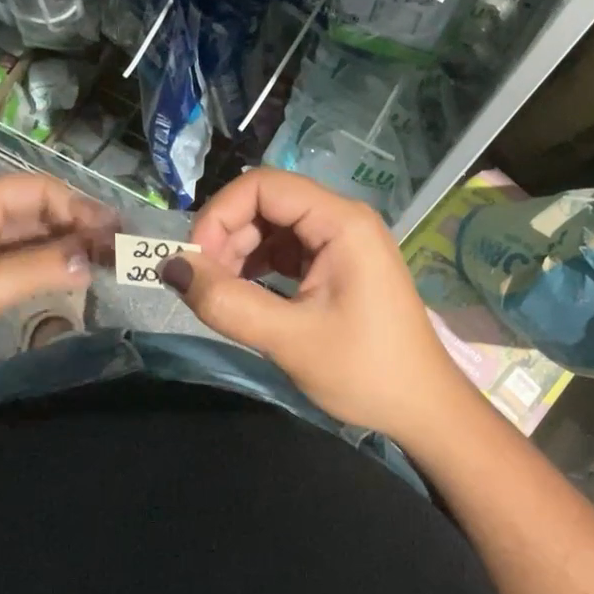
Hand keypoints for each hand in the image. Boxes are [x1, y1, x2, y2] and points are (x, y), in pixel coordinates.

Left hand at [0, 174, 115, 401]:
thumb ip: (28, 274)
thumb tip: (91, 258)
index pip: (41, 189)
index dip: (85, 207)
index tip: (122, 236)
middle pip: (34, 207)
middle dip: (79, 225)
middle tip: (120, 256)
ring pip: (21, 232)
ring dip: (61, 245)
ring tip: (102, 267)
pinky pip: (4, 255)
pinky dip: (36, 263)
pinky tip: (60, 279)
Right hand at [166, 169, 474, 438]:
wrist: (422, 407)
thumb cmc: (365, 371)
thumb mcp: (289, 339)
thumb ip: (227, 302)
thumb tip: (170, 268)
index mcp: (342, 222)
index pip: (264, 186)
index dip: (220, 215)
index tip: (196, 262)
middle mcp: (344, 220)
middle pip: (268, 203)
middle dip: (228, 237)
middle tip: (206, 287)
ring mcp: (345, 243)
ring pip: (275, 228)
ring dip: (241, 254)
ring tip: (224, 296)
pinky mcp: (341, 267)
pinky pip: (290, 251)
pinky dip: (261, 268)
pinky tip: (248, 297)